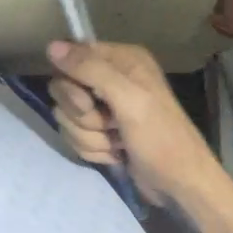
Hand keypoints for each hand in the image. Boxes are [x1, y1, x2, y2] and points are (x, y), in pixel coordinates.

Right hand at [46, 40, 225, 207]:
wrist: (181, 186)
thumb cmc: (161, 139)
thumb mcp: (129, 99)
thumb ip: (90, 69)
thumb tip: (51, 45)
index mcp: (122, 60)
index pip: (71, 56)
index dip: (72, 83)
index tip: (88, 102)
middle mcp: (111, 77)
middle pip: (63, 88)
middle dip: (81, 115)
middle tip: (110, 125)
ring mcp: (105, 106)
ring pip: (66, 114)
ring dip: (89, 135)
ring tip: (117, 143)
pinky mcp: (101, 130)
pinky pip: (74, 133)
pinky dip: (93, 148)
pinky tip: (115, 153)